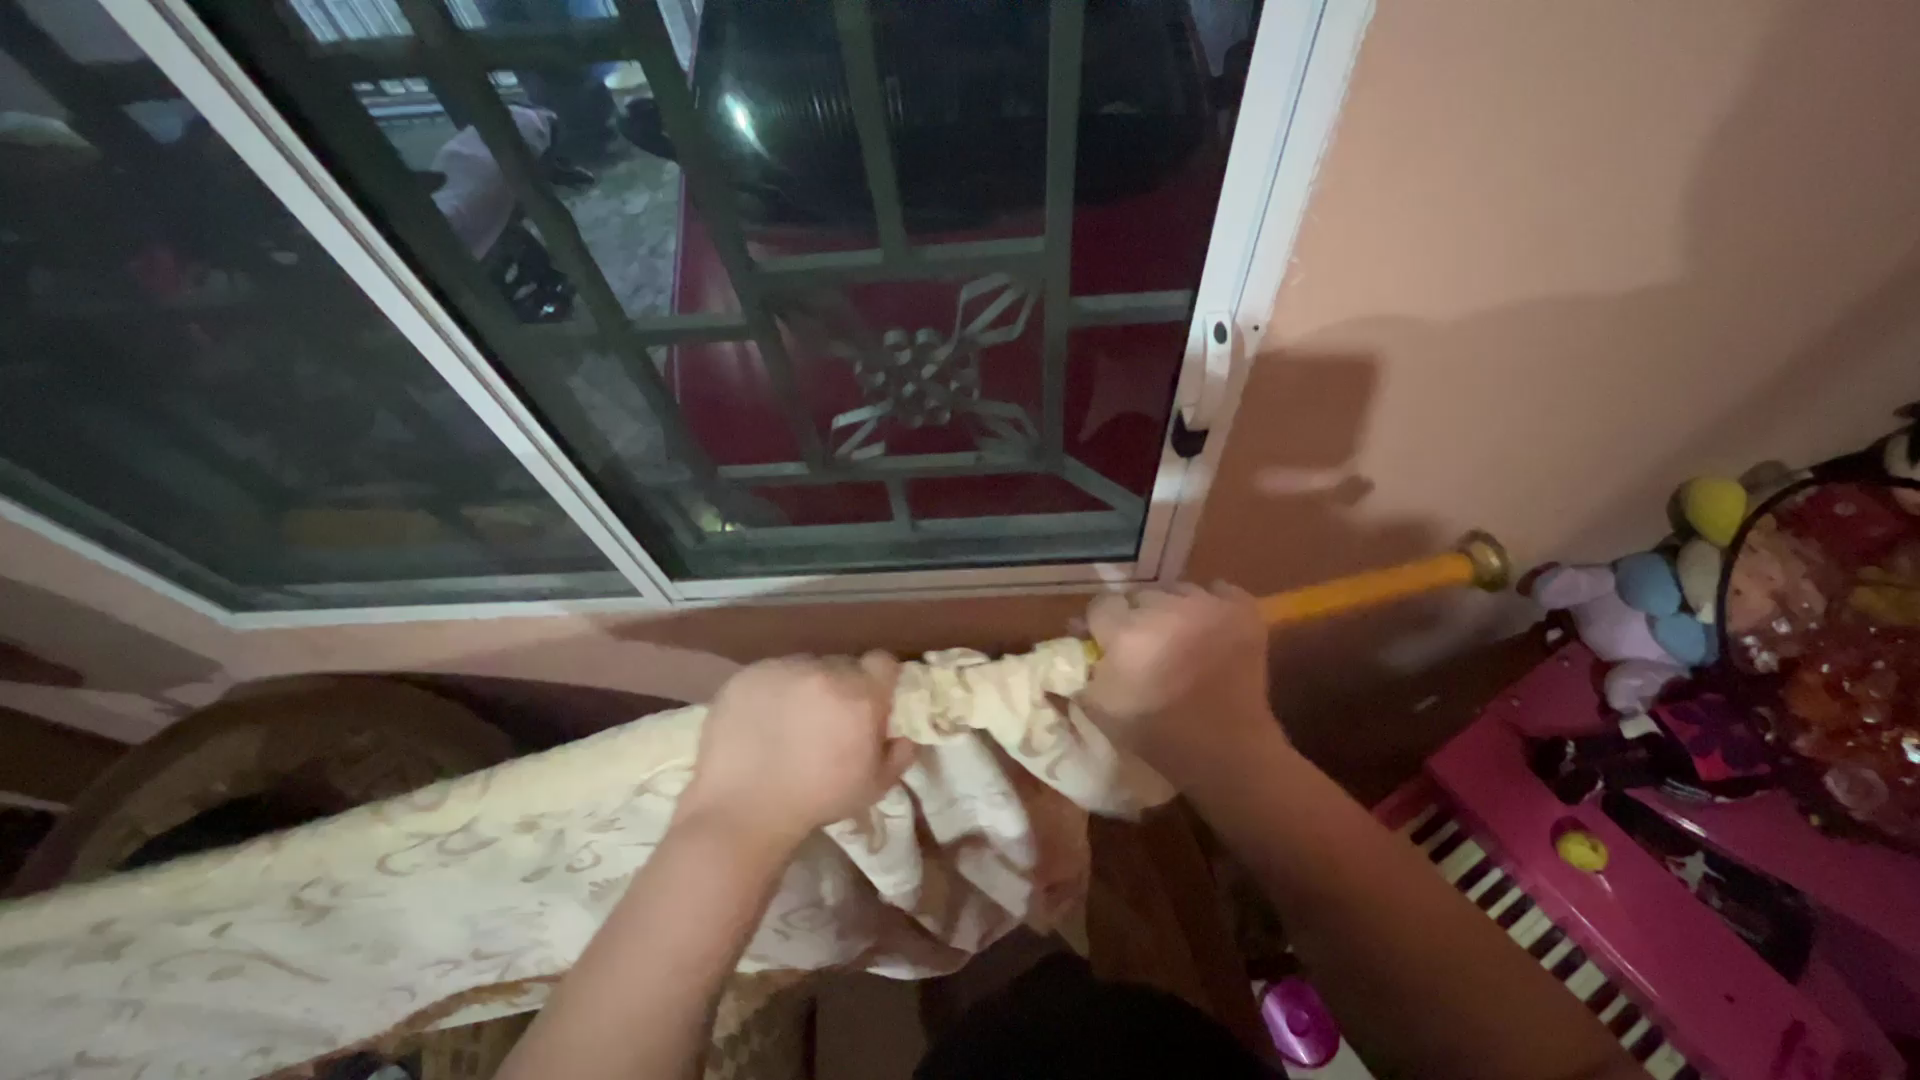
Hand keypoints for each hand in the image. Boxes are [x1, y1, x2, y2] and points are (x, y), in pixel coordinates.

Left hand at [679, 652, 915, 851]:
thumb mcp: (874, 787)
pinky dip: (773, 690)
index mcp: (859, 696)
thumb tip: (905, 733)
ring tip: (791, 721)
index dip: (881, 681)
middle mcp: (823, 672)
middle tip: (829, 719)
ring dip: (807, 686)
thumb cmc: (816, 800)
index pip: (884, 662)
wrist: (742, 810)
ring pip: (806, 667)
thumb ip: (900, 753)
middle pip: (844, 665)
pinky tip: (763, 721)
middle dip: (843, 687)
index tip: (872, 703)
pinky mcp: (747, 675)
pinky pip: (771, 673)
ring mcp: (781, 670)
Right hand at [1079, 583, 1276, 780]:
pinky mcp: (1241, 609)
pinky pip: (1219, 590)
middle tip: (1147, 647)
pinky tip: (1210, 628)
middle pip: (1140, 597)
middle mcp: (1164, 608)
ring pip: (1178, 591)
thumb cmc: (1156, 733)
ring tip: (1181, 638)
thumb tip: (1076, 632)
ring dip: (1174, 610)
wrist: (1225, 749)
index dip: (1103, 626)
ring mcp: (1206, 605)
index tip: (1110, 646)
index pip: (1101, 605)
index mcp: (1125, 631)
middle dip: (1139, 618)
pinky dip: (1212, 605)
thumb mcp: (1099, 708)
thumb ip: (1081, 667)